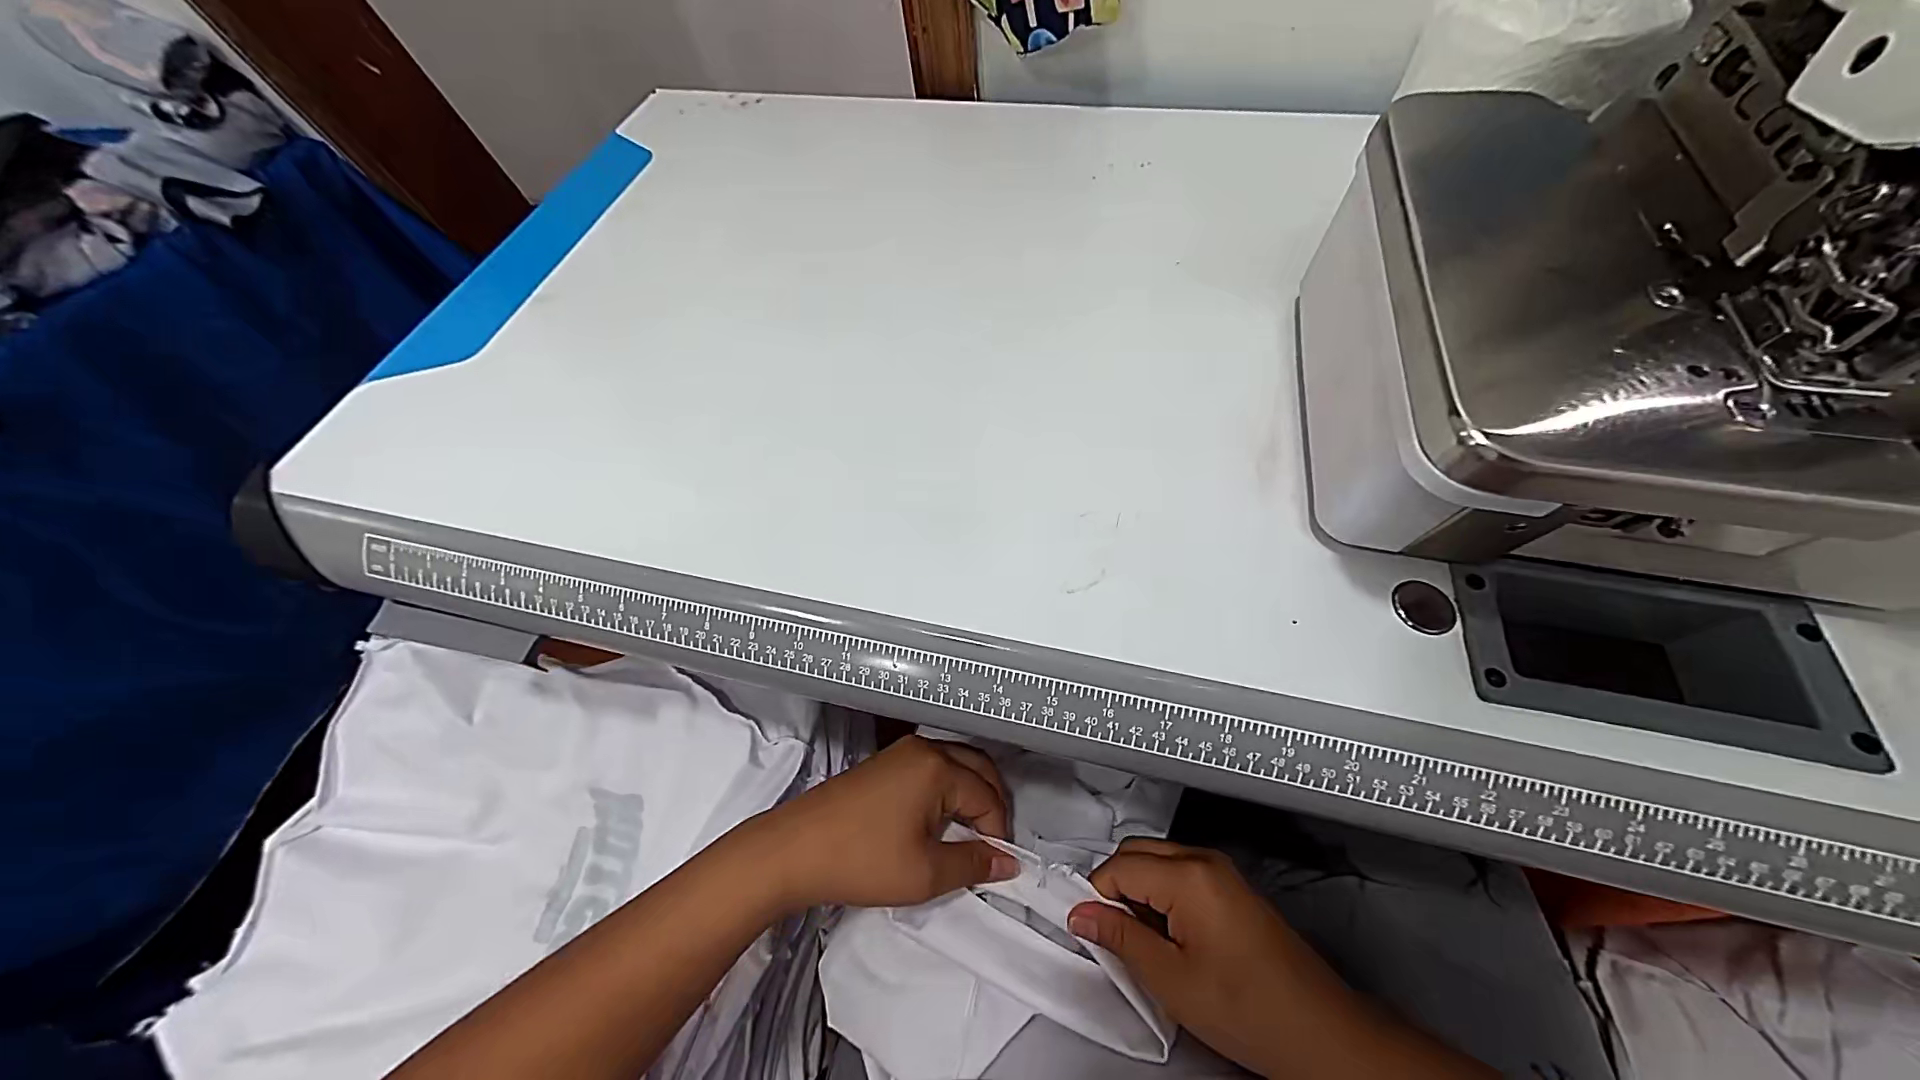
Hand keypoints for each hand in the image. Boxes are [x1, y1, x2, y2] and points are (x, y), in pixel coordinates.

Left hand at [743, 735, 1020, 911]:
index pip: (988, 796)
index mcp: (937, 768)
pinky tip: (937, 821)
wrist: (792, 851)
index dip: (997, 831)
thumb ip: (973, 864)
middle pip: (978, 768)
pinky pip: (931, 767)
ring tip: (968, 836)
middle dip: (992, 803)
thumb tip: (1005, 860)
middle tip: (992, 842)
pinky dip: (946, 789)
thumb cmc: (857, 859)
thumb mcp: (925, 873)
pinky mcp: (883, 764)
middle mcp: (921, 750)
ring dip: (970, 794)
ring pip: (955, 764)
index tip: (994, 861)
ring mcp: (899, 753)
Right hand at [1067, 838, 1492, 1079]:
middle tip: (1108, 935)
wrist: (1322, 1034)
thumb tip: (1084, 915)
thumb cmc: (1258, 1011)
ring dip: (1137, 892)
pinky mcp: (1230, 888)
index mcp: (1189, 876)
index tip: (1087, 926)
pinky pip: (1179, 874)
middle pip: (1134, 853)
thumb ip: (1120, 938)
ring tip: (1142, 944)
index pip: (1117, 867)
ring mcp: (1221, 872)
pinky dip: (1161, 896)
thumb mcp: (1171, 980)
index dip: (1095, 897)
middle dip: (1114, 889)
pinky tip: (1168, 940)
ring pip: (1155, 861)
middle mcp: (1205, 862)